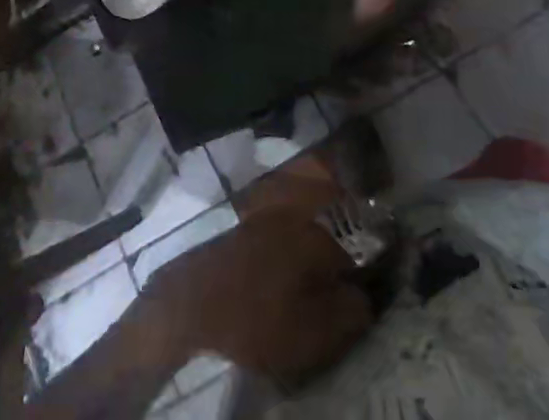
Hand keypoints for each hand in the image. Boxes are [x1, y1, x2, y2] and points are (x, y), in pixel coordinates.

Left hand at [139, 208, 373, 388]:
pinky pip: (268, 250)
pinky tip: (262, 294)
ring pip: (292, 249)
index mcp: (312, 236)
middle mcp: (289, 217)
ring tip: (286, 307)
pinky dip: (272, 269)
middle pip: (318, 251)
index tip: (337, 318)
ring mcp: (259, 221)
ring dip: (295, 274)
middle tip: (311, 314)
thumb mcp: (311, 331)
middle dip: (320, 279)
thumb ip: (348, 313)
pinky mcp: (237, 232)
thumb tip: (363, 298)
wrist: (185, 303)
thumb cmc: (253, 318)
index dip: (346, 293)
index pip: (346, 263)